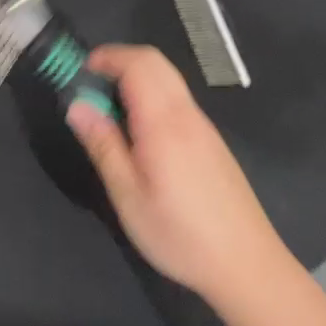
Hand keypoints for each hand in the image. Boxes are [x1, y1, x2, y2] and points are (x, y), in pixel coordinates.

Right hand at [65, 46, 289, 303]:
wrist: (249, 268)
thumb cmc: (179, 232)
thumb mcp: (127, 194)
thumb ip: (102, 143)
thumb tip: (76, 105)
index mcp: (164, 122)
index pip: (138, 63)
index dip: (106, 57)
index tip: (79, 73)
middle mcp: (188, 116)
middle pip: (155, 62)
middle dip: (118, 62)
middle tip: (89, 87)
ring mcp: (205, 129)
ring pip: (168, 81)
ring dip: (135, 80)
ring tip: (109, 112)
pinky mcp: (213, 144)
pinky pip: (178, 102)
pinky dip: (151, 98)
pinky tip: (140, 135)